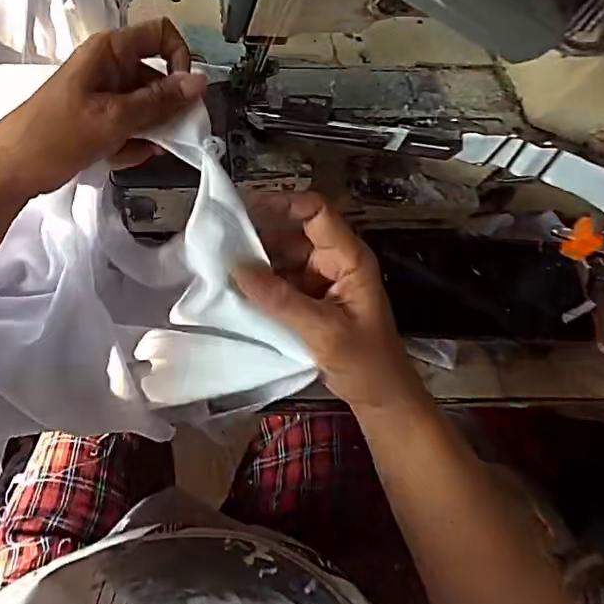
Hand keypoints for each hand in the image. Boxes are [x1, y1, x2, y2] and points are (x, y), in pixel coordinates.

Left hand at [0, 18, 206, 200]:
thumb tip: (197, 83)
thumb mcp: (113, 118)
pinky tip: (116, 158)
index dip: (179, 58)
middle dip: (164, 109)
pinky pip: (128, 126)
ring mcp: (102, 94)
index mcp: (108, 51)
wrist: (9, 171)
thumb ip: (159, 101)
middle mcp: (107, 67)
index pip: (161, 34)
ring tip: (130, 150)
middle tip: (166, 134)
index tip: (185, 92)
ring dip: (146, 132)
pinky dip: (128, 143)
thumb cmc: (49, 136)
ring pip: (145, 107)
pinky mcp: (97, 119)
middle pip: (157, 77)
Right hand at [232, 192, 427, 414]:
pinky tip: (235, 283)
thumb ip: (280, 300)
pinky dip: (259, 279)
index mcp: (349, 258)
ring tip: (222, 261)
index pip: (317, 213)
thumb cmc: (366, 363)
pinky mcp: (307, 296)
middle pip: (293, 231)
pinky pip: (279, 276)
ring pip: (282, 253)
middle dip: (260, 233)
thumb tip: (238, 268)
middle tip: (223, 240)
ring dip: (256, 257)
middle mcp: (334, 260)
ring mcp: (319, 277)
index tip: (247, 210)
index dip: (285, 204)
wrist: (382, 399)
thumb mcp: (324, 331)